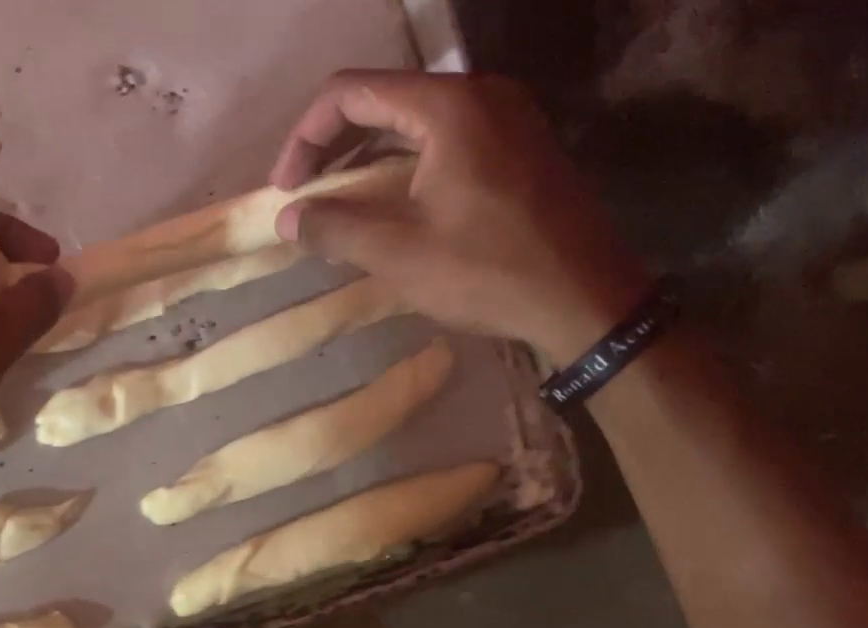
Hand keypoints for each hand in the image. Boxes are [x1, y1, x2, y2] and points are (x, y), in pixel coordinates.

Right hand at [271, 71, 649, 365]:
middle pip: (380, 99)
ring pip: (408, 119)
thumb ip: (332, 226)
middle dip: (329, 145)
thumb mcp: (395, 252)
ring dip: (360, 156)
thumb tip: (287, 218)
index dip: (304, 137)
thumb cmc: (485, 269)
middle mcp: (478, 95)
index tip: (285, 189)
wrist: (582, 295)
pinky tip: (378, 205)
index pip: (350, 92)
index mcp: (447, 107)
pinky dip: (396, 163)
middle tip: (300, 196)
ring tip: (331, 204)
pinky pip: (437, 138)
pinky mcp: (513, 145)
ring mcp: (502, 117)